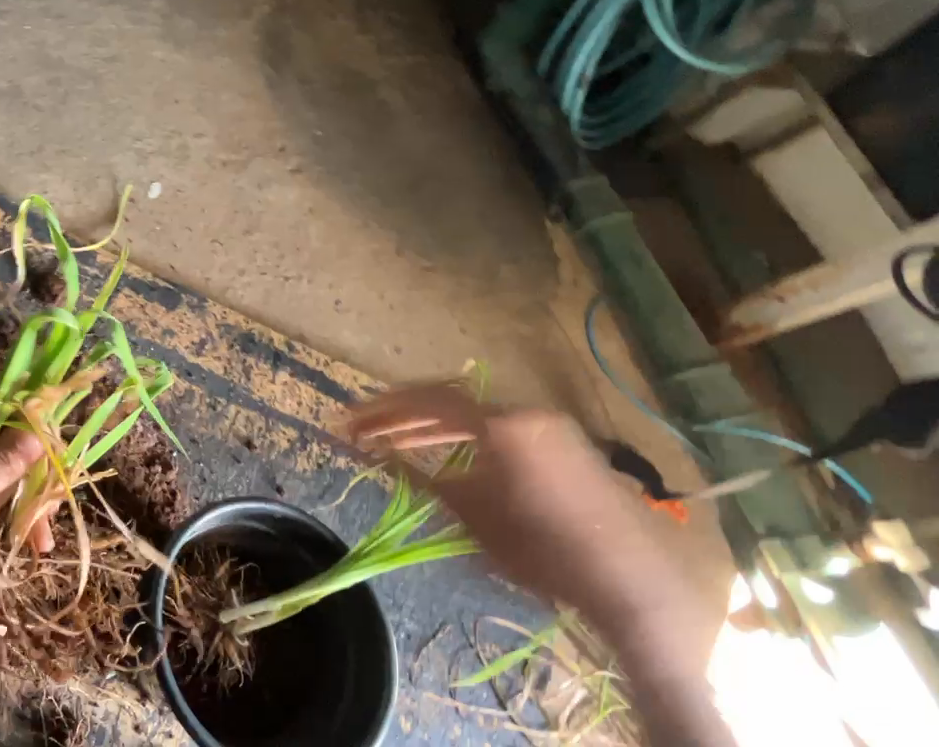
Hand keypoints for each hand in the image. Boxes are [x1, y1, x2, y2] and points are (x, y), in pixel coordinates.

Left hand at [0, 400, 42, 615]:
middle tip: (48, 525)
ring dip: (21, 495)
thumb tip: (37, 431)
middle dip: (35, 475)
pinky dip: (0, 501)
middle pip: (9, 435)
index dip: (42, 428)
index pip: (11, 403)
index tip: (64, 468)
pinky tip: (16, 535)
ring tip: (38, 542)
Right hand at [350, 385, 713, 669]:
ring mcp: (550, 427)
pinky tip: (448, 458)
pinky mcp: (566, 447)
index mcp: (502, 422)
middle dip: (402, 415)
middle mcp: (526, 412)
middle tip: (364, 428)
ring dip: (433, 428)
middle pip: (450, 402)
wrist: (633, 583)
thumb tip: (376, 455)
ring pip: (476, 415)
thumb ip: (421, 478)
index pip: (427, 400)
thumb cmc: (544, 547)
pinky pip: (501, 429)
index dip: (383, 409)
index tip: (350, 420)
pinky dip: (466, 438)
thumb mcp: (472, 515)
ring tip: (396, 443)